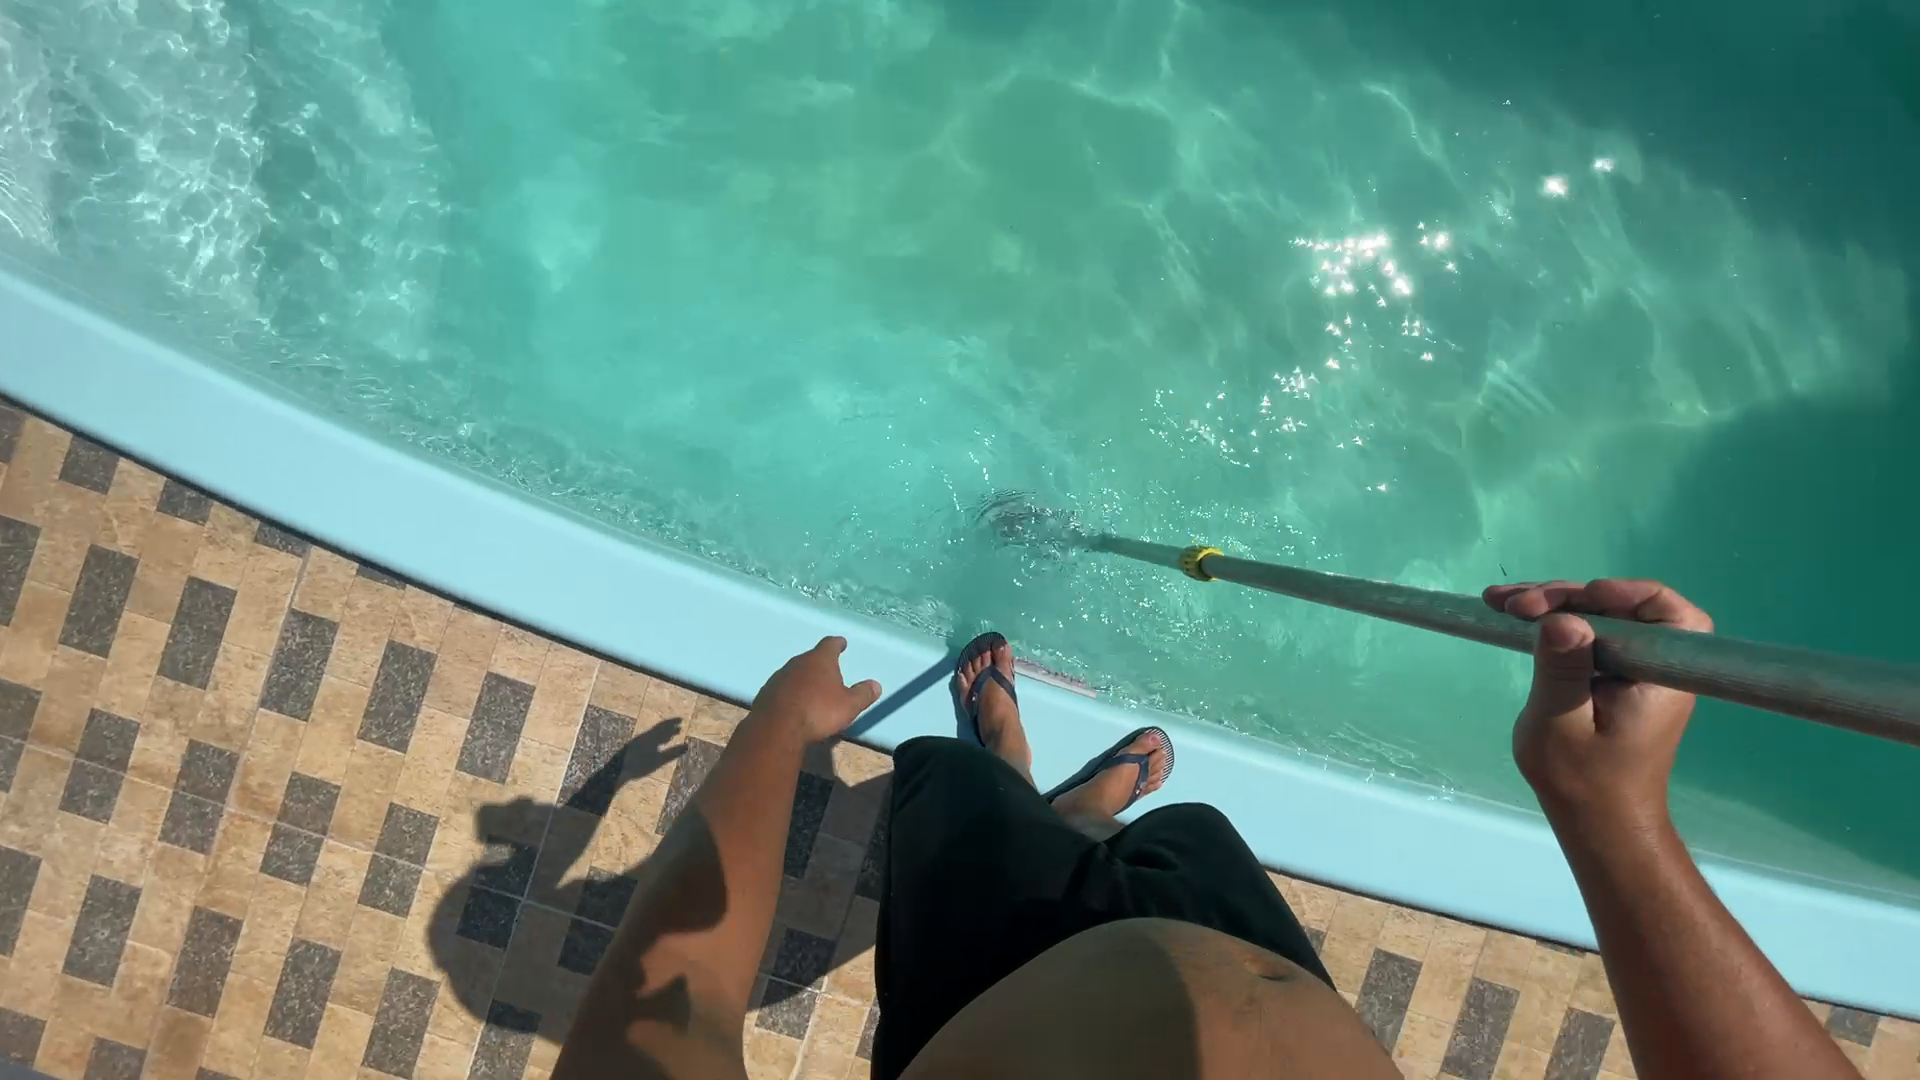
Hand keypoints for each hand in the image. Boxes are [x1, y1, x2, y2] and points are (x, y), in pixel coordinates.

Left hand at [752, 637, 882, 742]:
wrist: (776, 728)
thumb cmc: (818, 712)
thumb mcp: (849, 705)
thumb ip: (863, 694)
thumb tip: (876, 685)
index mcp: (820, 660)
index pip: (830, 644)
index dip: (837, 643)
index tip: (842, 642)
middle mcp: (798, 663)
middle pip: (811, 658)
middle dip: (820, 663)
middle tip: (829, 670)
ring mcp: (779, 677)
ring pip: (795, 673)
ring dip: (804, 679)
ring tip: (812, 689)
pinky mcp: (765, 693)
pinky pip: (782, 688)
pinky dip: (790, 692)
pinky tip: (794, 704)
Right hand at [1482, 579, 1712, 826]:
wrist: (1594, 816)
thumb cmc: (1582, 777)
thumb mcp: (1561, 722)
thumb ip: (1564, 669)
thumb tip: (1562, 619)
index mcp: (1659, 678)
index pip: (1674, 617)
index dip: (1632, 594)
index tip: (1582, 596)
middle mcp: (1652, 668)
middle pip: (1621, 610)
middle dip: (1566, 597)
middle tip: (1513, 604)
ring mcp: (1629, 671)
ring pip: (1596, 618)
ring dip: (1549, 606)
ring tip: (1498, 602)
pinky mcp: (1606, 676)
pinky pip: (1582, 635)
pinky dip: (1547, 623)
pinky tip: (1510, 617)